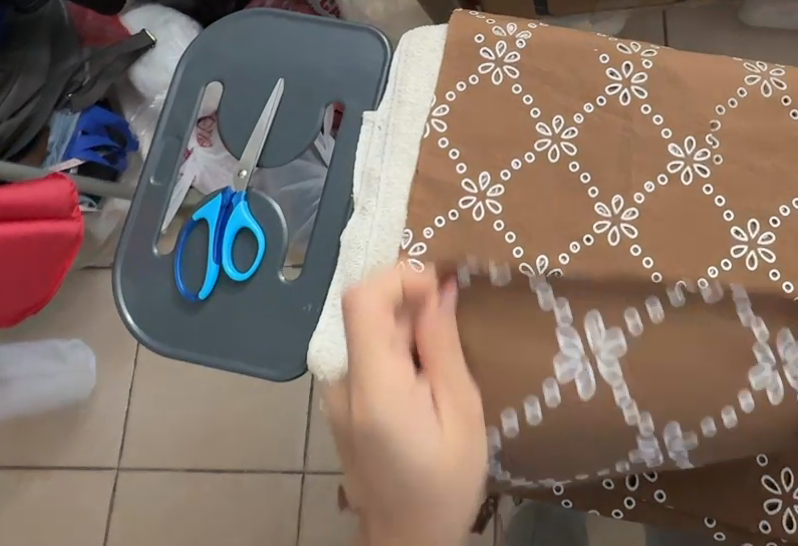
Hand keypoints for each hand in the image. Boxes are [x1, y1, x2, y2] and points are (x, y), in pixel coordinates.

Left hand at [322, 266, 485, 545]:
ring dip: (404, 321)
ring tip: (439, 356)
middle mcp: (342, 382)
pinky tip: (422, 374)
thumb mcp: (462, 412)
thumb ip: (442, 344)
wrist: (406, 544)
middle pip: (364, 308)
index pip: (362, 299)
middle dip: (409, 299)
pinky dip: (395, 342)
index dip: (400, 278)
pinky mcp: (340, 399)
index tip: (440, 290)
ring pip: (366, 324)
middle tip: (449, 323)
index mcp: (373, 388)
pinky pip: (366, 348)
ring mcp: (334, 391)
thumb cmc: (444, 485)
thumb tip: (440, 285)